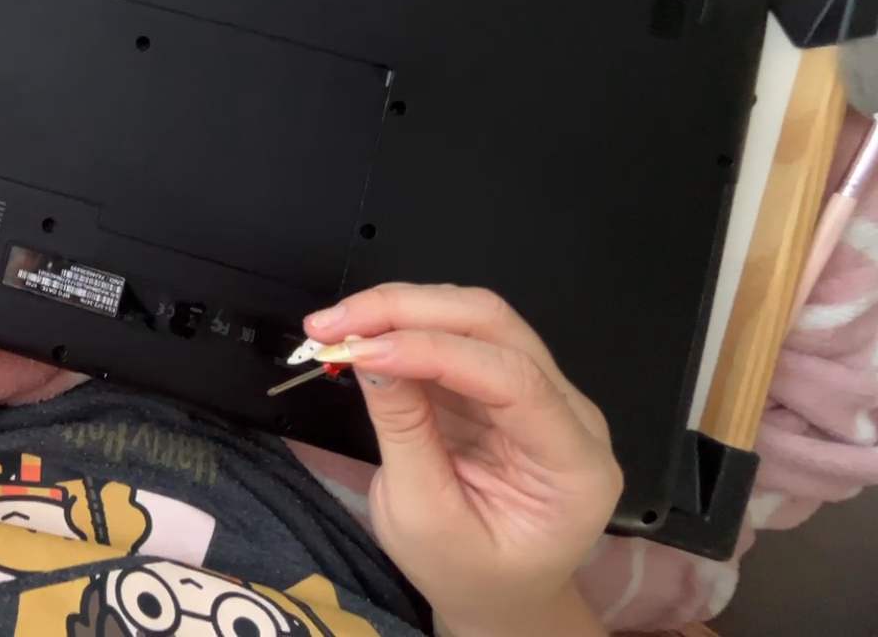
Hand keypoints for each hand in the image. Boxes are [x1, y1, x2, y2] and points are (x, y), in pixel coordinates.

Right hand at [303, 284, 620, 636]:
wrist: (496, 593)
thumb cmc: (467, 570)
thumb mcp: (424, 515)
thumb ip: (404, 432)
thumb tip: (367, 357)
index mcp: (573, 464)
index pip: (511, 379)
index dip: (429, 352)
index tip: (356, 352)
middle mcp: (567, 412)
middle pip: (490, 323)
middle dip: (402, 310)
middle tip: (330, 325)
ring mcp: (531, 388)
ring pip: (464, 312)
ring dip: (391, 309)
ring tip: (331, 327)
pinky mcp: (489, 377)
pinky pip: (442, 328)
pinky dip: (389, 323)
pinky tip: (351, 334)